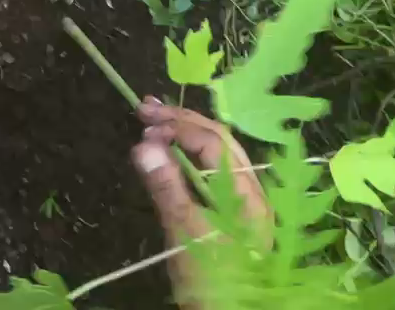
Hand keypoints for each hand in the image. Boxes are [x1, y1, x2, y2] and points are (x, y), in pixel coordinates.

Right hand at [131, 100, 272, 305]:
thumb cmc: (213, 285)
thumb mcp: (186, 235)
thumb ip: (167, 187)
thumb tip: (143, 143)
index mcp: (248, 196)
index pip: (213, 144)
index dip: (178, 129)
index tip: (144, 126)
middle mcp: (250, 194)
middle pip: (219, 141)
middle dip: (181, 120)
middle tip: (144, 109)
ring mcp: (242, 205)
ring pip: (216, 153)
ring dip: (184, 132)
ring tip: (152, 118)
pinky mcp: (229, 216)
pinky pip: (210, 170)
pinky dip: (187, 153)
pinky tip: (168, 149)